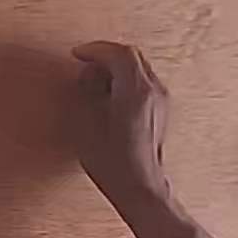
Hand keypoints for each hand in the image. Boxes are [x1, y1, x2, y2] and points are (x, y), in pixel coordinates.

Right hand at [72, 41, 172, 214]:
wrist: (140, 188)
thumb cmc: (114, 163)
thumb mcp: (89, 122)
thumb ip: (90, 92)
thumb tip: (89, 75)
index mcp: (135, 91)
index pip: (120, 54)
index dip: (95, 50)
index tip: (77, 54)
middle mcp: (153, 92)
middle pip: (132, 57)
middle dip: (105, 56)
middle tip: (83, 66)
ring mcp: (160, 102)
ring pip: (137, 68)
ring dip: (114, 68)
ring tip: (92, 81)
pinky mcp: (160, 112)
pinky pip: (142, 83)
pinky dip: (123, 80)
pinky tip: (106, 95)